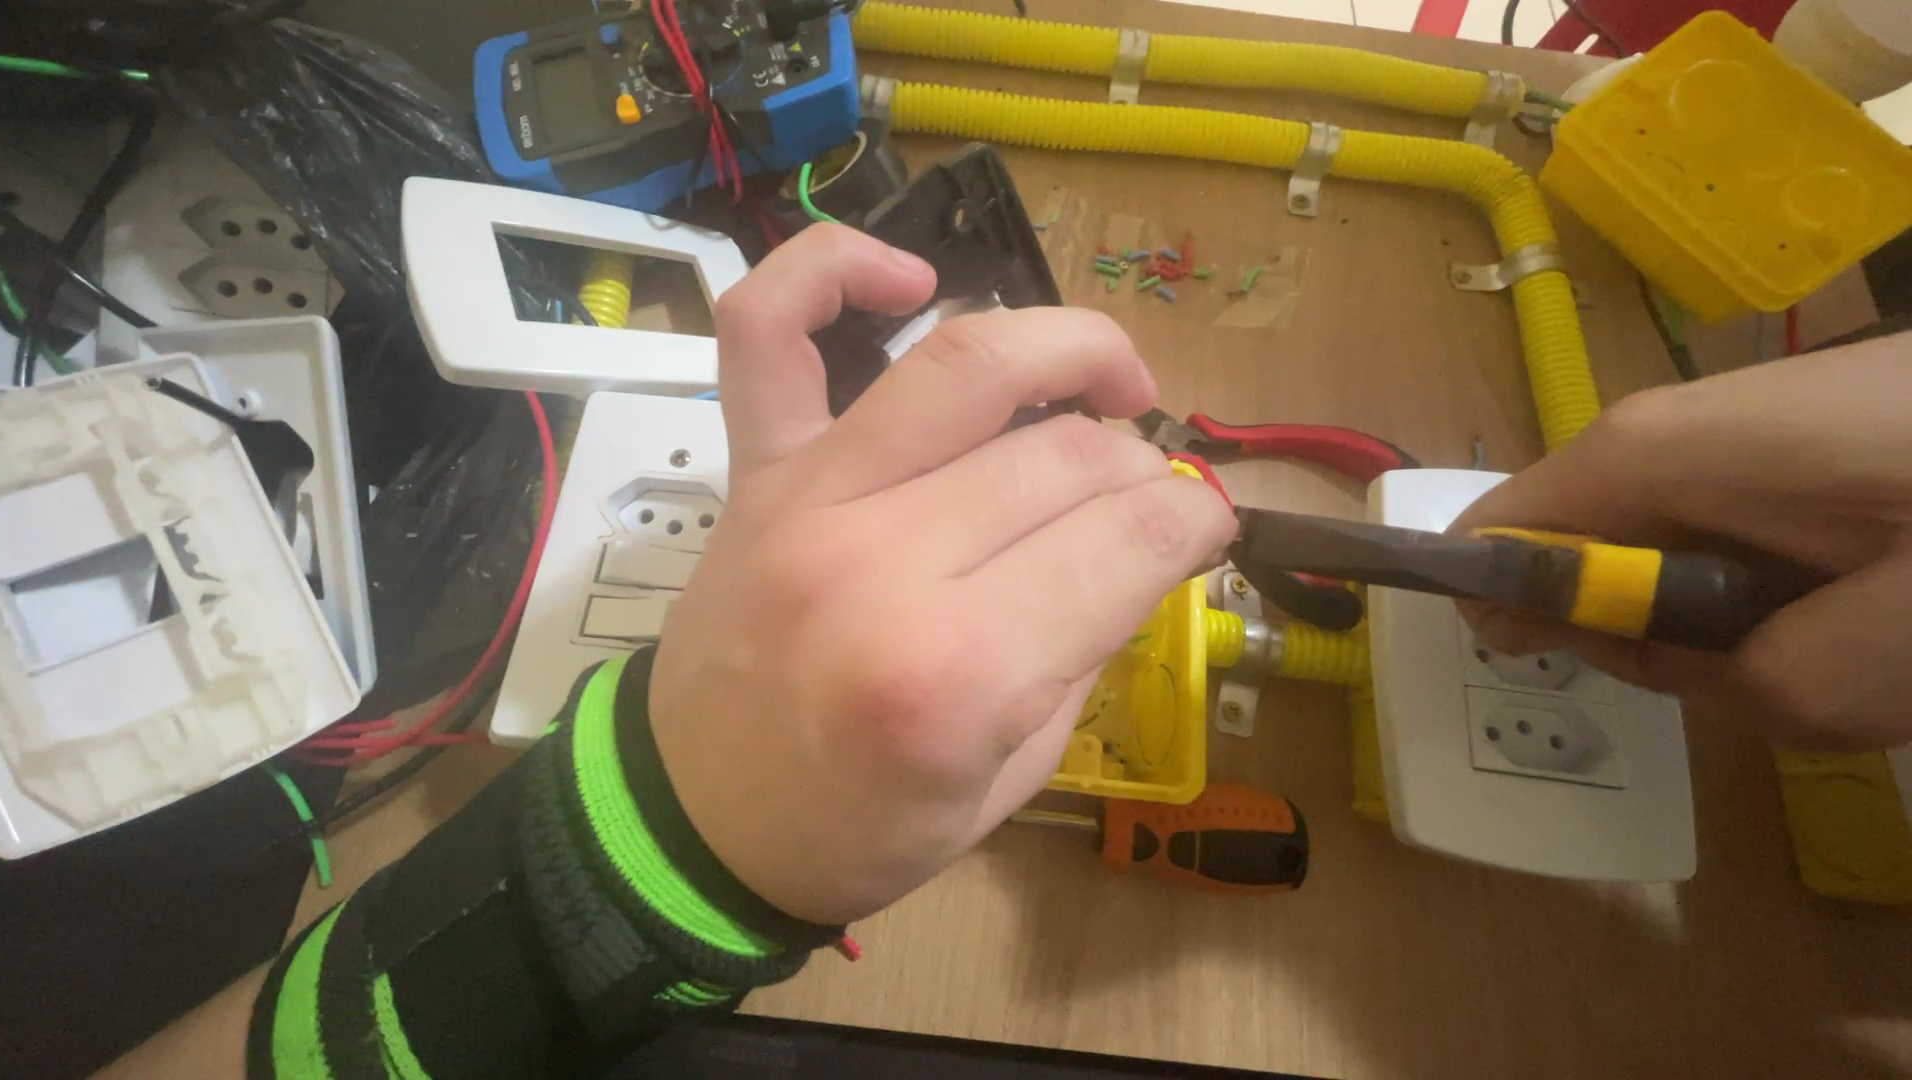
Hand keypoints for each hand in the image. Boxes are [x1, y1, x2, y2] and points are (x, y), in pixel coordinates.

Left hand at [648, 225, 1234, 924]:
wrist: (702, 821)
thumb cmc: (860, 825)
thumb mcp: (1011, 776)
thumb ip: (1085, 649)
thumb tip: (1140, 542)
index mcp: (957, 672)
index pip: (1128, 539)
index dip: (1198, 518)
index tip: (1210, 524)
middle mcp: (881, 564)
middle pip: (1063, 455)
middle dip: (1139, 461)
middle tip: (1147, 489)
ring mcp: (806, 501)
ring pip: (961, 367)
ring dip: (1066, 346)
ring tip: (1105, 376)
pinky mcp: (755, 475)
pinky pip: (765, 331)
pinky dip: (830, 271)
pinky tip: (908, 277)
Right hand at [1452, 335, 1911, 749]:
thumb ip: (1786, 677)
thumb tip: (1710, 684)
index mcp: (1643, 456)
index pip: (1489, 539)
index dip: (1513, 612)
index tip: (1615, 664)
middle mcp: (1649, 440)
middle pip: (1567, 564)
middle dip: (1649, 636)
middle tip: (1779, 660)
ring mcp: (1706, 442)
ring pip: (1643, 565)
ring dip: (1724, 624)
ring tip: (1857, 628)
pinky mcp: (1763, 452)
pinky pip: (1705, 545)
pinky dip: (1765, 594)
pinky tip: (1861, 598)